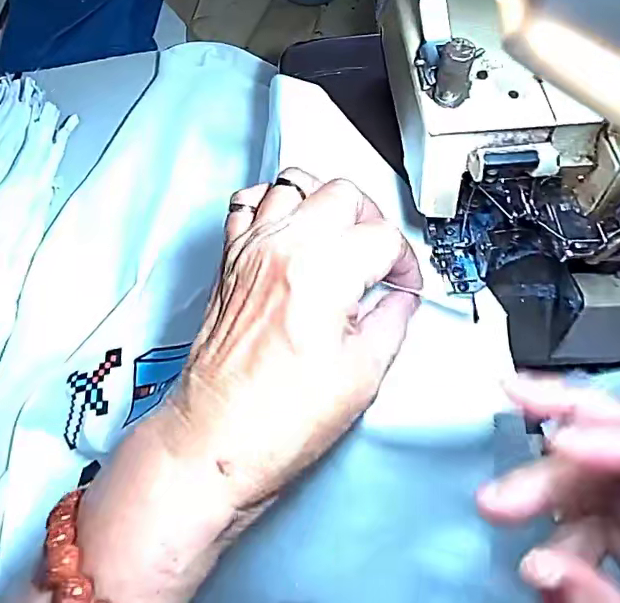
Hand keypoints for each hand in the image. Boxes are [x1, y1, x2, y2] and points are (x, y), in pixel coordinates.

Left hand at [167, 167, 423, 509]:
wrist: (215, 437)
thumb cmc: (275, 420)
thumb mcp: (361, 376)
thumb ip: (391, 323)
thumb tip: (400, 300)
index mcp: (321, 272)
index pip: (382, 235)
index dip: (404, 261)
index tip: (403, 282)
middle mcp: (282, 246)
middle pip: (343, 193)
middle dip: (372, 219)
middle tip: (379, 254)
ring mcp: (251, 246)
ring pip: (294, 182)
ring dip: (325, 200)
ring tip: (339, 233)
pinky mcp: (230, 256)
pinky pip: (248, 201)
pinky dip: (272, 200)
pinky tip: (288, 224)